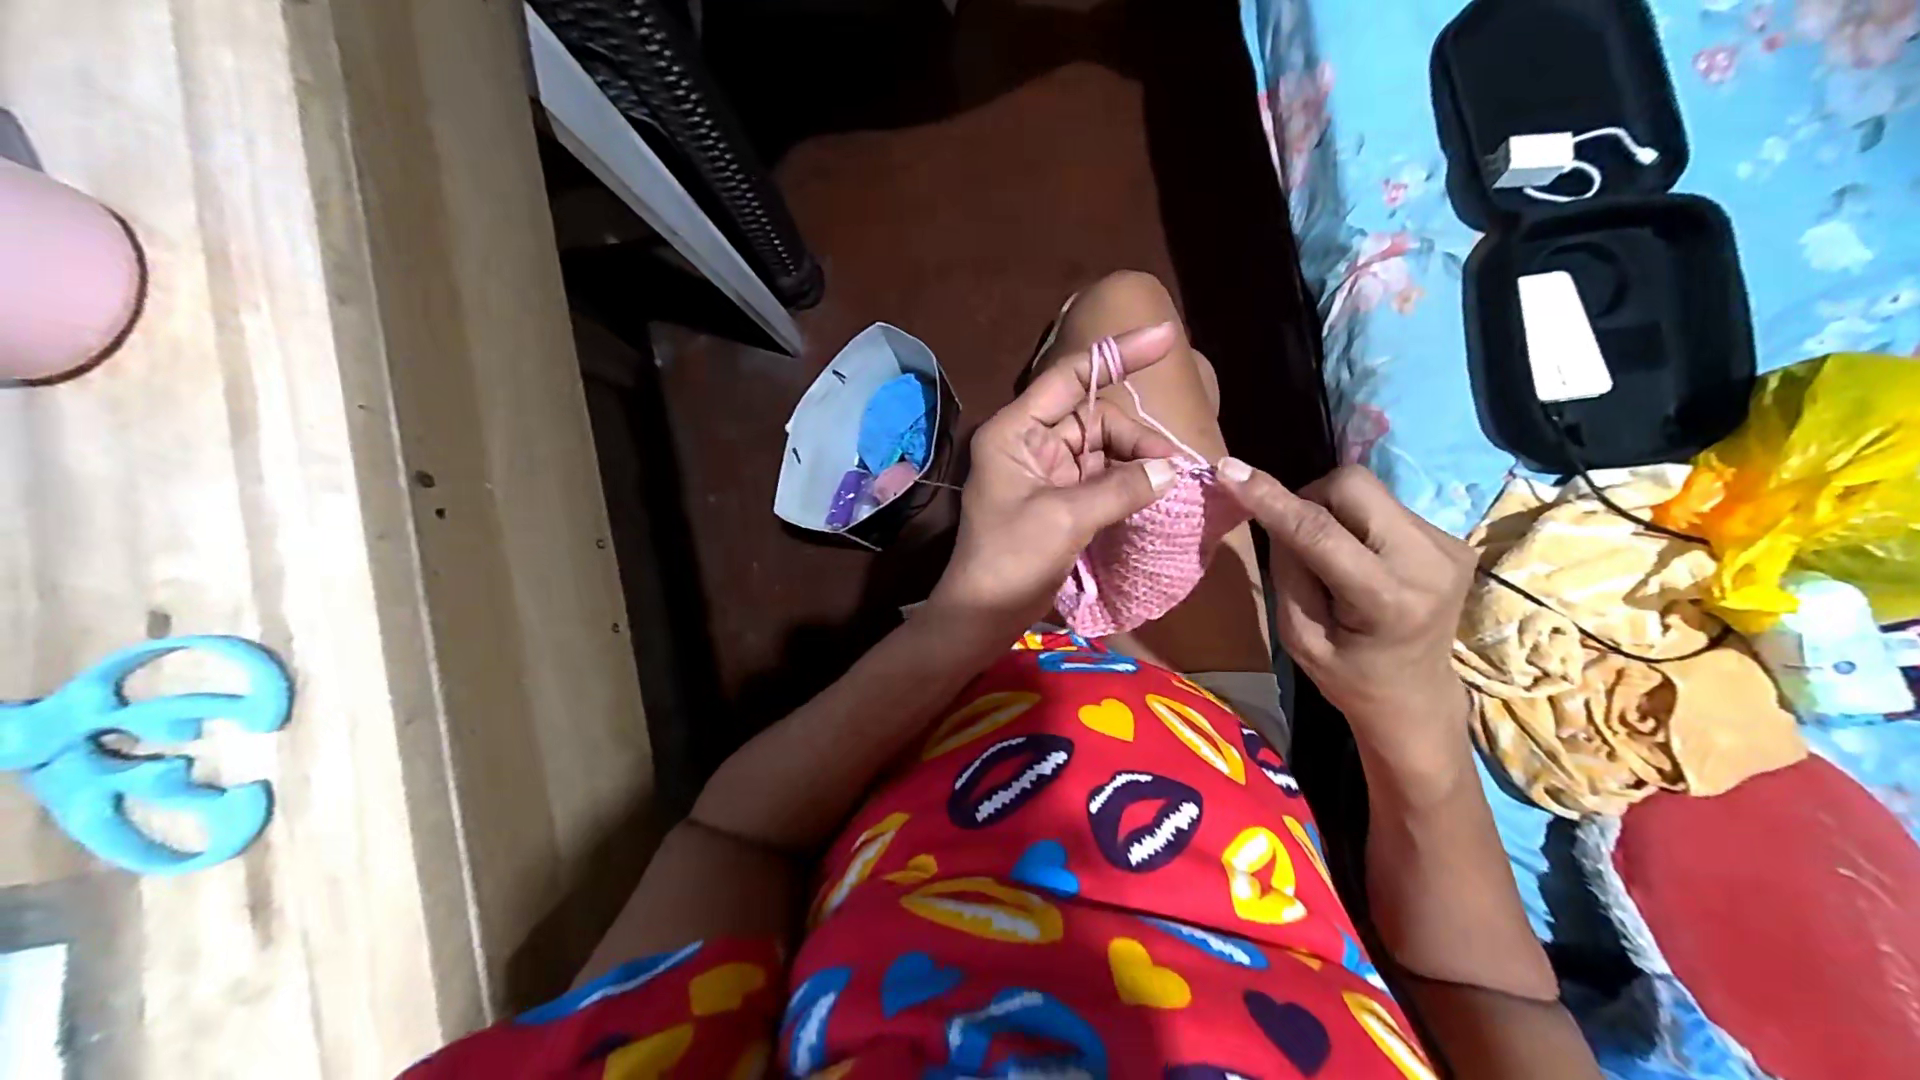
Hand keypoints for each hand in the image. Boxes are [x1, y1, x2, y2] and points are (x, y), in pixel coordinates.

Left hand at [929, 323, 1183, 635]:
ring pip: (1101, 448)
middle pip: (1093, 417)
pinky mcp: (1057, 498)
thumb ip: (1121, 487)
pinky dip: (1126, 481)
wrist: (983, 614)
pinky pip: (1100, 476)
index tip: (1167, 336)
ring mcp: (1044, 471)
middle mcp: (1029, 442)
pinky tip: (1154, 491)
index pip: (1069, 376)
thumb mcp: (1066, 518)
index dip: (1118, 354)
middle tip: (1174, 465)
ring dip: (1136, 460)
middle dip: (1135, 435)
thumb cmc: (1010, 559)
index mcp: (1015, 431)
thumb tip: (1172, 468)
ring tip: (1170, 482)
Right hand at [1215, 461, 1476, 791]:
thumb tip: (1275, 512)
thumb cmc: (1348, 676)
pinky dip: (1355, 521)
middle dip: (1309, 497)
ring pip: (1368, 490)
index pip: (1318, 531)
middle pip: (1353, 485)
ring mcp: (1449, 545)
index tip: (1229, 470)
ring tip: (1329, 555)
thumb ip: (1288, 571)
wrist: (1417, 697)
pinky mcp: (1453, 538)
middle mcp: (1429, 562)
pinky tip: (1358, 557)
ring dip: (1332, 511)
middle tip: (1292, 534)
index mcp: (1388, 600)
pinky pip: (1384, 505)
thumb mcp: (1298, 636)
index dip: (1270, 498)